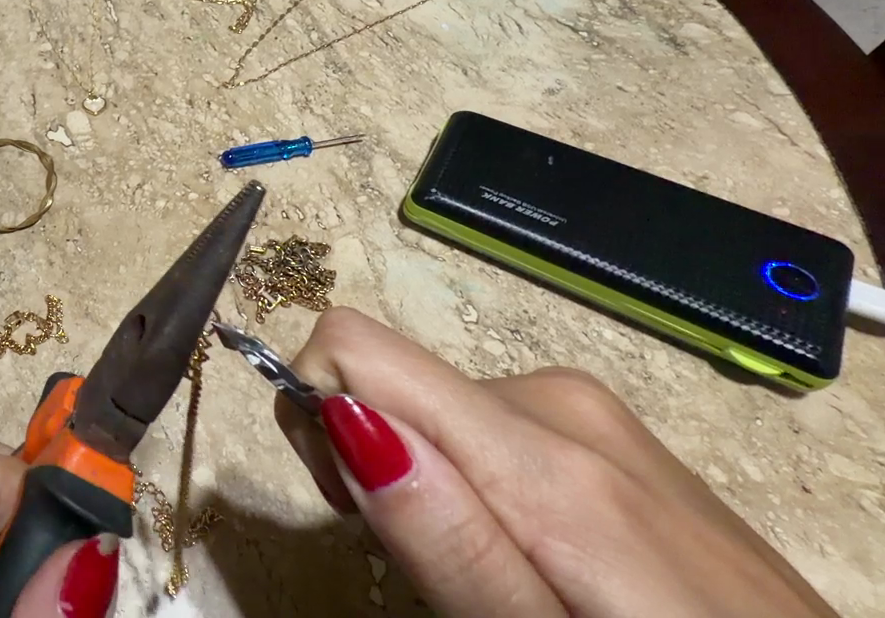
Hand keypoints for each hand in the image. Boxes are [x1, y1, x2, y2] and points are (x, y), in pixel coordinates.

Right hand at [275, 307, 835, 617]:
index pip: (356, 346)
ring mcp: (585, 408)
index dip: (314, 413)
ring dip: (420, 475)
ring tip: (492, 568)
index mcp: (542, 453)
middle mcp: (556, 399)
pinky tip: (527, 547)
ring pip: (429, 405)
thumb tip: (341, 415)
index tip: (347, 503)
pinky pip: (480, 420)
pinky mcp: (599, 426)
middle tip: (430, 565)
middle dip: (369, 461)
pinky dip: (464, 473)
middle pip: (386, 379)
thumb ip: (447, 538)